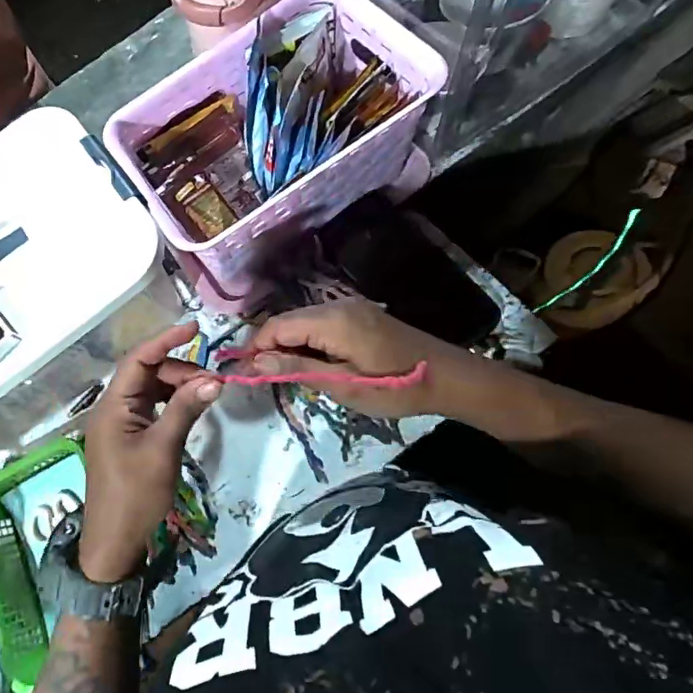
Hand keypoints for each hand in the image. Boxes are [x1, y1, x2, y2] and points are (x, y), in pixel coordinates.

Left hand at [78, 324, 222, 582]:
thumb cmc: (135, 495)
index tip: (194, 328)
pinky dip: (172, 404)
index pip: (138, 360)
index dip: (165, 341)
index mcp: (112, 406)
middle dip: (179, 370)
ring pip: (150, 391)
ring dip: (177, 386)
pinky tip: (192, 407)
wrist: (114, 543)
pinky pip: (151, 409)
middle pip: (146, 373)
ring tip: (208, 393)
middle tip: (213, 382)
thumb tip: (214, 379)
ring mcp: (120, 424)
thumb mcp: (163, 449)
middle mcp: (112, 409)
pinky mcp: (128, 438)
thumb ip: (185, 410)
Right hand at [246, 298, 490, 419]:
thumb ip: (299, 368)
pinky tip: (310, 362)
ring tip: (283, 373)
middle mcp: (337, 306)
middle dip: (269, 345)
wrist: (447, 377)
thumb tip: (257, 361)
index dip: (256, 347)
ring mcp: (350, 308)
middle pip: (288, 320)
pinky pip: (320, 323)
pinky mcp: (359, 314)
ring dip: (288, 343)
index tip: (245, 373)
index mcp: (331, 321)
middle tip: (262, 377)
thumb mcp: (343, 385)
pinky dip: (307, 340)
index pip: (277, 326)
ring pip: (303, 321)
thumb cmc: (394, 386)